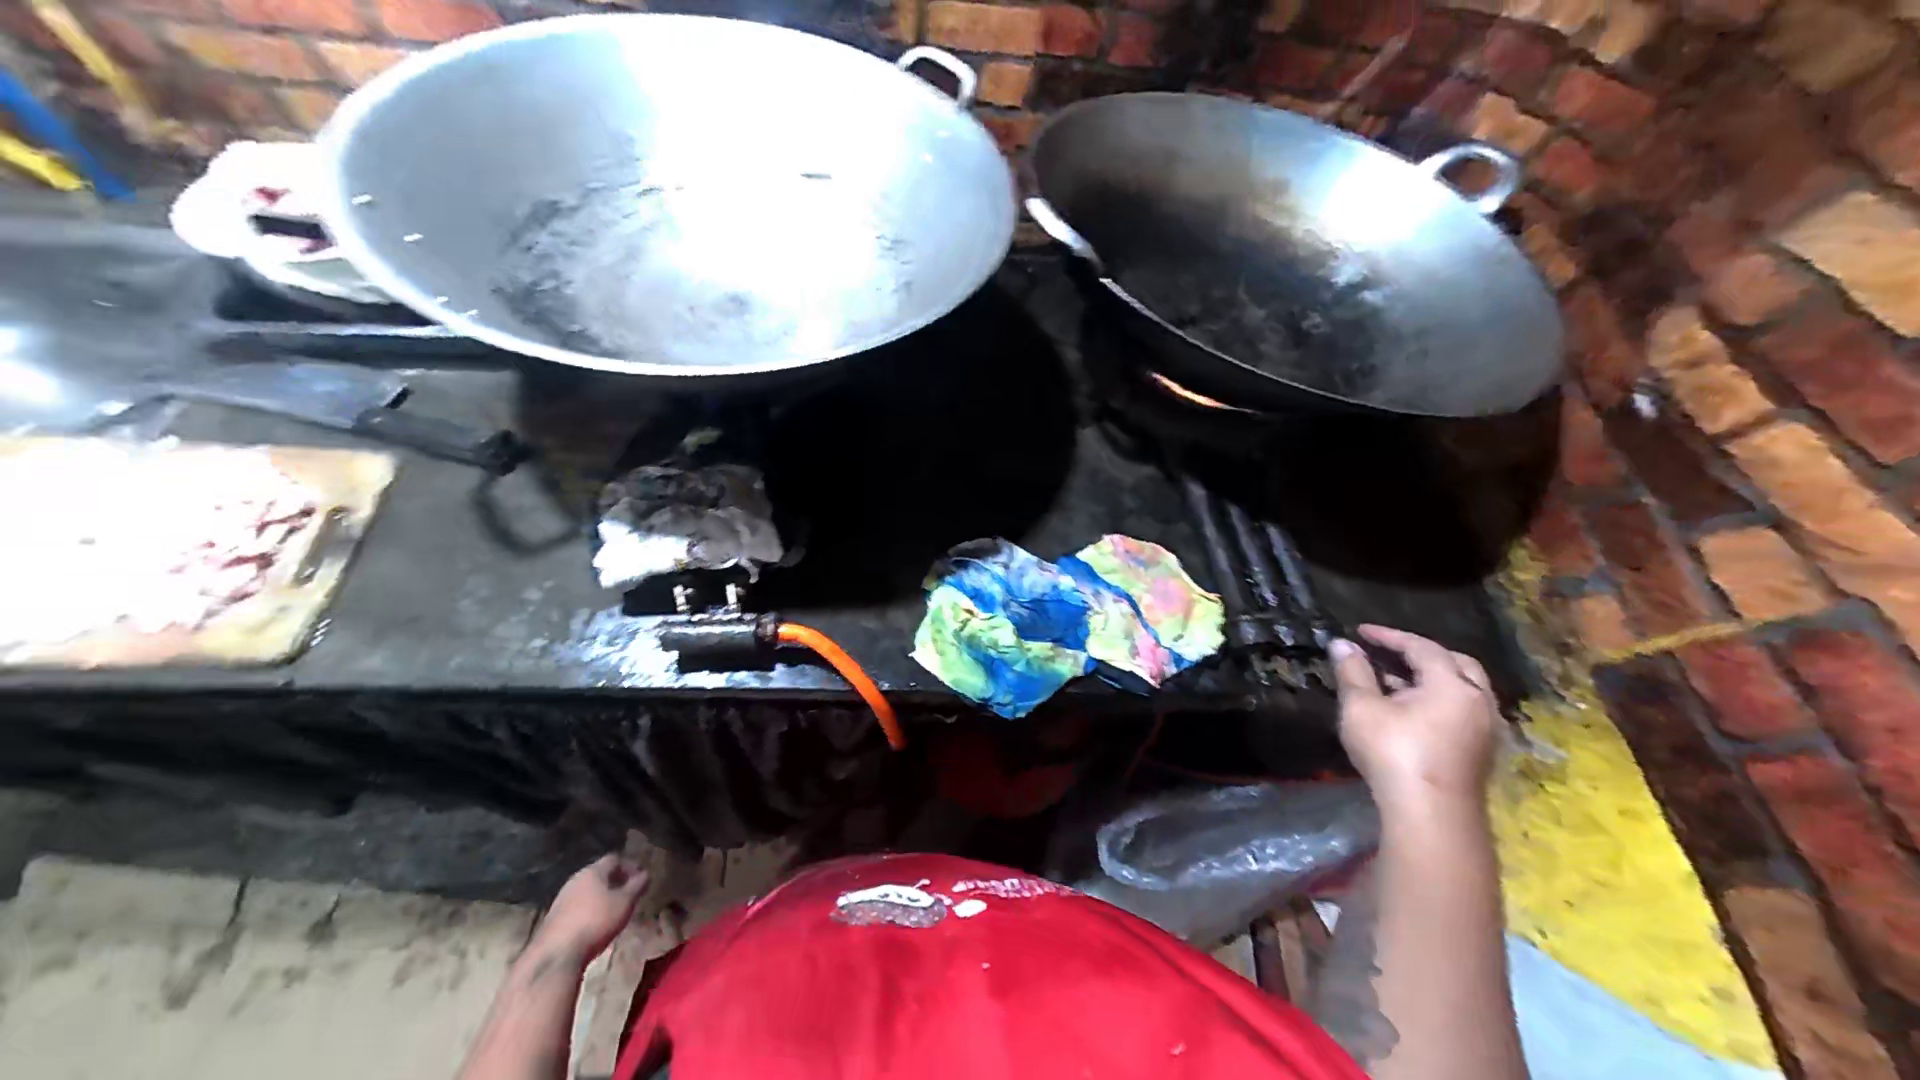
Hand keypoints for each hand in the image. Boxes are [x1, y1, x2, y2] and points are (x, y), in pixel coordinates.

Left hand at [528, 854, 649, 963]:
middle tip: (630, 893)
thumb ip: (637, 885)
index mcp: (592, 871)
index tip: (641, 878)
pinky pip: (577, 906)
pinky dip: (590, 909)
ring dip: (603, 896)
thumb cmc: (596, 921)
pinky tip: (596, 924)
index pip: (614, 859)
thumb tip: (645, 873)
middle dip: (616, 881)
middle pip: (599, 874)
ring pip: (587, 891)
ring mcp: (561, 899)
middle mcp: (575, 880)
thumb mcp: (625, 902)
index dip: (630, 866)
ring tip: (615, 910)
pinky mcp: (554, 918)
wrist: (556, 956)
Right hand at [1329, 624, 1499, 814]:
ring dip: (1432, 677)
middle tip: (1389, 652)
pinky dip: (1440, 698)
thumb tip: (1341, 644)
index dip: (1389, 636)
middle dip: (1420, 652)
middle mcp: (1478, 700)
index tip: (1360, 632)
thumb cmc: (1393, 753)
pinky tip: (1413, 710)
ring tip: (1396, 680)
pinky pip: (1463, 709)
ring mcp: (1485, 728)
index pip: (1422, 646)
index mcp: (1452, 684)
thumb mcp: (1361, 708)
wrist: (1430, 814)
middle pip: (1455, 662)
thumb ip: (1352, 672)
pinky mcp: (1481, 751)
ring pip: (1463, 688)